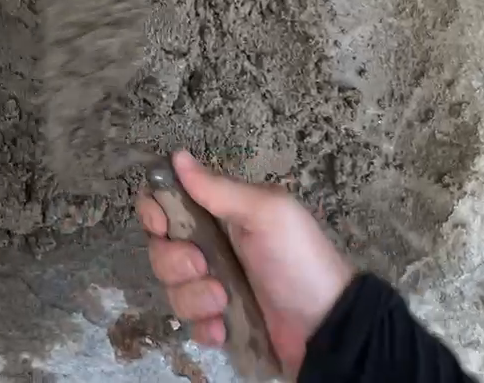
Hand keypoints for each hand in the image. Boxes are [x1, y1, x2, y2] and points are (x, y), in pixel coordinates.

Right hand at [137, 151, 353, 373]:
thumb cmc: (299, 260)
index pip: (163, 202)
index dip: (153, 212)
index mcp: (216, 213)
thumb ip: (219, 189)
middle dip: (175, 260)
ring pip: (171, 287)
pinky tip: (223, 327)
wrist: (330, 329)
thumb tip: (177, 155)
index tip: (162, 225)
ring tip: (224, 301)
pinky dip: (203, 326)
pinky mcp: (218, 323)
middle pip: (159, 247)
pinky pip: (189, 323)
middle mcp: (207, 246)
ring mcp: (211, 286)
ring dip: (193, 296)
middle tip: (203, 267)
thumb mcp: (267, 213)